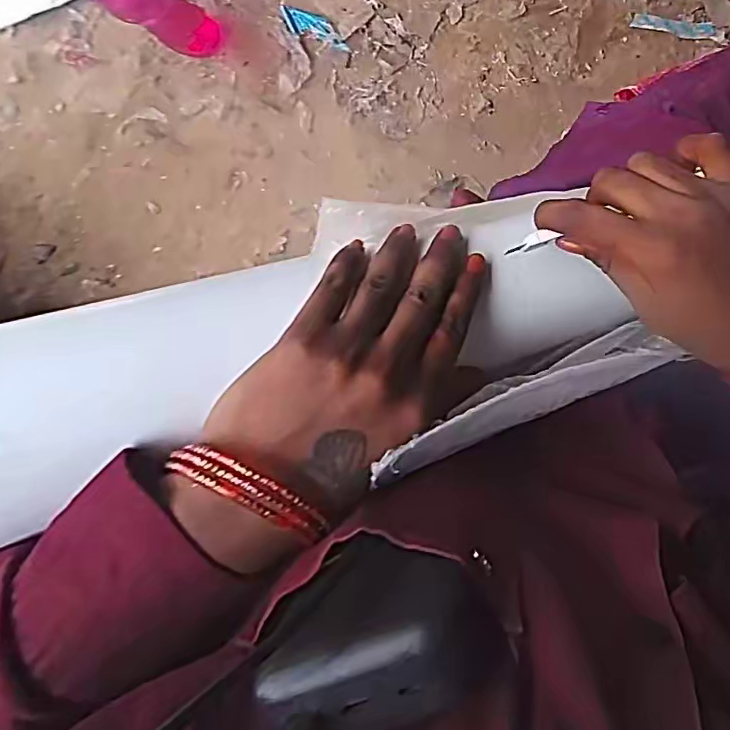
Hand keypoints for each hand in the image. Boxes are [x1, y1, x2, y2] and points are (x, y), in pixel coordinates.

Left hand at [176, 224, 486, 568]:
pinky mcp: (299, 341)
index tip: (473, 264)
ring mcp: (342, 352)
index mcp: (414, 402)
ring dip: (395, 255)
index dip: (465, 292)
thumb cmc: (330, 483)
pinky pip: (328, 291)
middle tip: (446, 233)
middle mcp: (385, 370)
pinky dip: (344, 266)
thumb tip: (470, 376)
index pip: (449, 332)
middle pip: (420, 301)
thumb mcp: (399, 453)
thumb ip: (433, 408)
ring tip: (406, 231)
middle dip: (437, 261)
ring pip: (378, 288)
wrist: (256, 498)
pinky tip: (355, 249)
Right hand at [533, 133, 729, 373]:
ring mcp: (712, 194)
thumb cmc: (711, 330)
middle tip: (604, 223)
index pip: (584, 217)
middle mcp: (678, 213)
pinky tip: (679, 173)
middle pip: (611, 180)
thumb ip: (610, 262)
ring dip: (632, 181)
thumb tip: (572, 236)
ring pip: (647, 161)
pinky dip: (685, 152)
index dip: (554, 215)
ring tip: (641, 205)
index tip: (547, 219)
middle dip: (594, 200)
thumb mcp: (649, 307)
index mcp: (652, 250)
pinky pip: (708, 145)